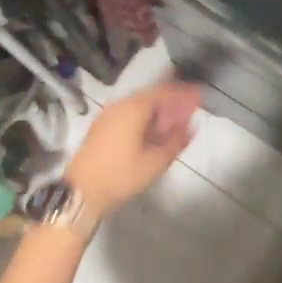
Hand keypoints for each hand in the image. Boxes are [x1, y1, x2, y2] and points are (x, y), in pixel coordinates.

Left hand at [63, 83, 201, 214]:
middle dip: (171, 102)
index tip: (199, 95)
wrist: (82, 190)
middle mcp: (119, 105)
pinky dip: (143, 118)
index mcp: (134, 108)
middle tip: (188, 109)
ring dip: (157, 111)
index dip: (183, 93)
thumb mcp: (155, 161)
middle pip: (150, 97)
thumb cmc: (122, 175)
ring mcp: (107, 116)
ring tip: (173, 122)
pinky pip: (127, 115)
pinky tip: (152, 131)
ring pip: (138, 106)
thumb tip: (191, 127)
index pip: (164, 92)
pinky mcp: (100, 128)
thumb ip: (176, 141)